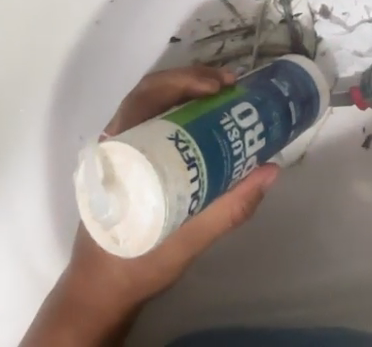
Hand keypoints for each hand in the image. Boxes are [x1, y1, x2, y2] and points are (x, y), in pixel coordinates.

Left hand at [21, 66, 281, 345]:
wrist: (101, 291)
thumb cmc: (137, 262)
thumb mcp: (187, 239)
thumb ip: (229, 207)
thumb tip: (270, 170)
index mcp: (120, 150)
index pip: (148, 96)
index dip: (184, 81)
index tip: (220, 87)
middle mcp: (115, 139)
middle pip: (152, 92)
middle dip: (193, 80)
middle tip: (231, 85)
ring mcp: (120, 147)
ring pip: (152, 104)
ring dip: (188, 93)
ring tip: (225, 95)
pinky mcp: (128, 159)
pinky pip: (153, 121)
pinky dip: (180, 111)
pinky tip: (206, 120)